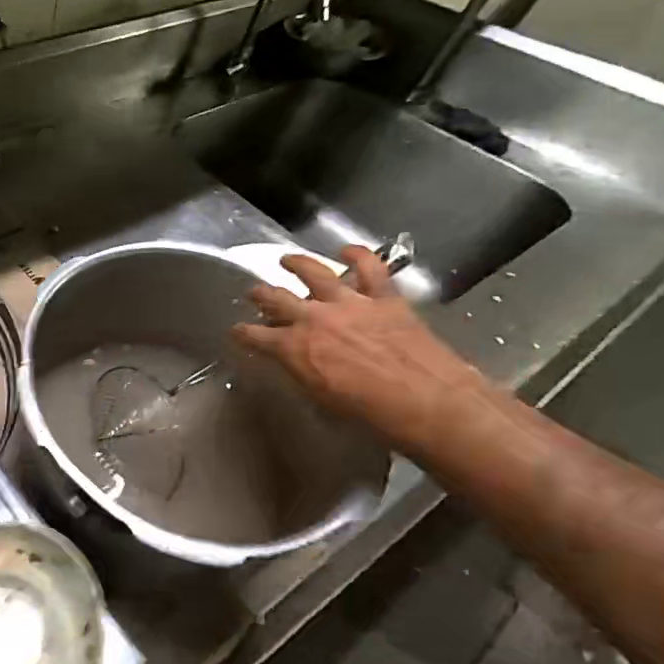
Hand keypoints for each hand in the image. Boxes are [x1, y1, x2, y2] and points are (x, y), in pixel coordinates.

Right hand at [230, 245, 490, 453]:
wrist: (427, 402)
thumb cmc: (370, 413)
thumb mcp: (321, 398)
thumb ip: (302, 372)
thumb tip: (295, 361)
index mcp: (293, 347)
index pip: (254, 336)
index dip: (242, 333)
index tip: (236, 331)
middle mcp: (313, 318)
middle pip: (276, 297)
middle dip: (260, 294)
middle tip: (254, 292)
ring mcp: (348, 303)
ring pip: (314, 272)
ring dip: (297, 264)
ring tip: (287, 259)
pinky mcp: (383, 298)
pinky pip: (369, 268)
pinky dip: (357, 255)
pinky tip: (348, 251)